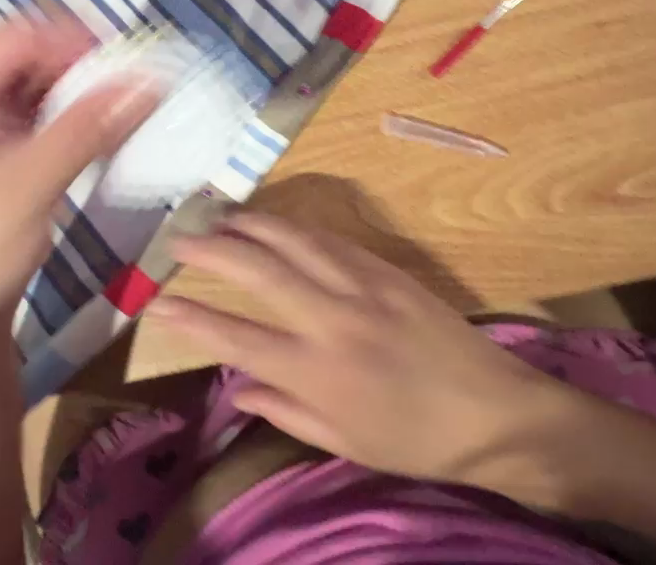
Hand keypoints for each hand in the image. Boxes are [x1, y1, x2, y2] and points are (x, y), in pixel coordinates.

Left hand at [0, 17, 160, 327]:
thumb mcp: (30, 185)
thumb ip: (88, 129)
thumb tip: (149, 81)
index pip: (17, 36)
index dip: (72, 40)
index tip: (127, 63)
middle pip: (29, 53)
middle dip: (83, 64)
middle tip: (133, 84)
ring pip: (40, 80)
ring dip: (84, 88)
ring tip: (127, 106)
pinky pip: (42, 109)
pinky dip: (75, 113)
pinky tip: (106, 129)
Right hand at [147, 213, 573, 484]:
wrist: (495, 412)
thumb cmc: (414, 439)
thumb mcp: (343, 442)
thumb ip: (284, 410)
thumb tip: (237, 387)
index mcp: (317, 372)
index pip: (237, 339)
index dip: (194, 319)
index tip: (159, 303)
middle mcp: (332, 321)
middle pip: (259, 272)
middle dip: (212, 250)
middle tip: (179, 236)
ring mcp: (362, 287)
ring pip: (294, 241)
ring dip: (251, 224)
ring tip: (220, 214)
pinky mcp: (386, 270)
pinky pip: (330, 239)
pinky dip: (295, 227)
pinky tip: (277, 222)